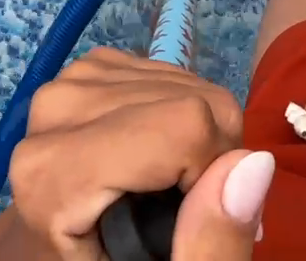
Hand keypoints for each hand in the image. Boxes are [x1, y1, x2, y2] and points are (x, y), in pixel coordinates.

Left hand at [7, 47, 273, 259]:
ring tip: (168, 189)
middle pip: (192, 102)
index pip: (185, 127)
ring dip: (198, 136)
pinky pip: (171, 73)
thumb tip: (252, 162)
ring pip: (188, 84)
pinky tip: (157, 154)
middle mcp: (55, 109)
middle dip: (210, 158)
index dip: (214, 177)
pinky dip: (182, 112)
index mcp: (53, 172)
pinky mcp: (93, 63)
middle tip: (184, 212)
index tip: (191, 222)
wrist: (56, 257)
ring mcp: (72, 79)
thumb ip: (208, 243)